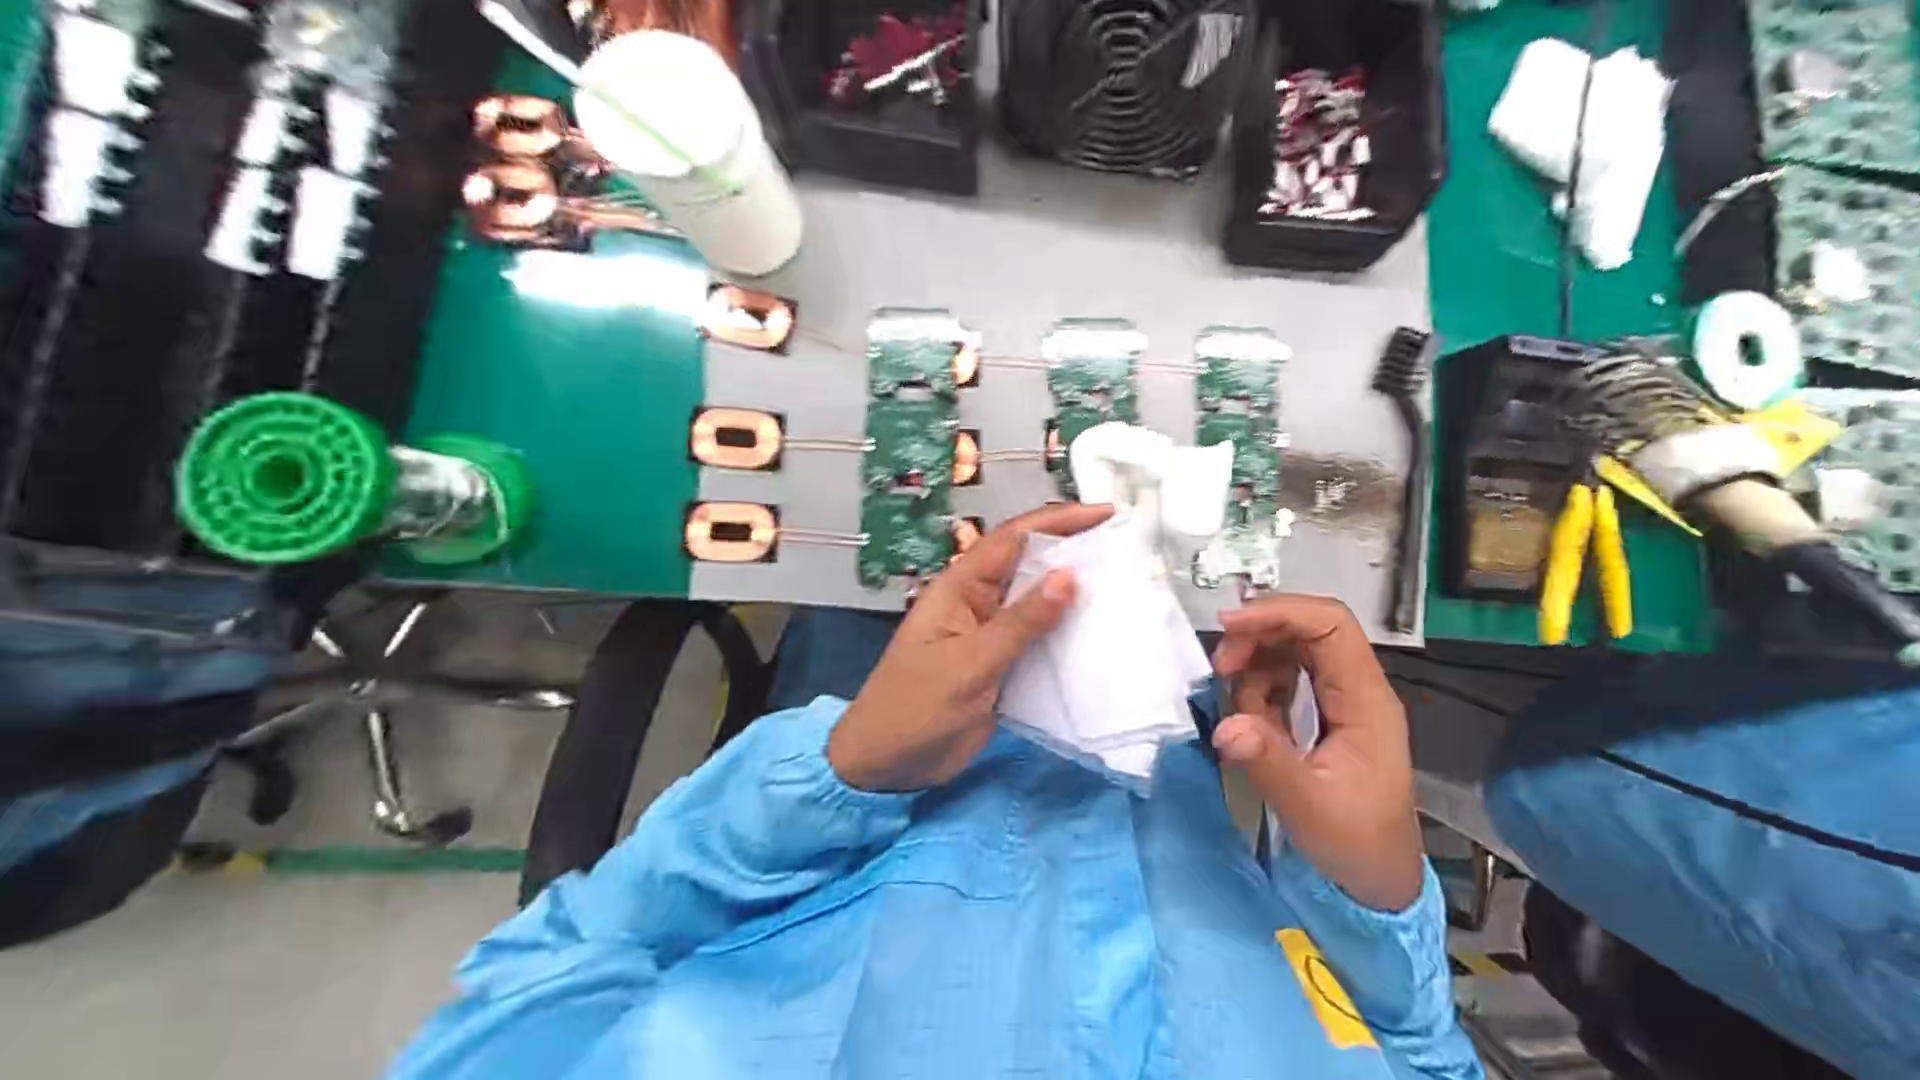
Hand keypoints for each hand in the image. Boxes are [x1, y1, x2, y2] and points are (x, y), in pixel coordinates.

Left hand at [828, 502, 1114, 791]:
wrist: (887, 764)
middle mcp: (979, 603)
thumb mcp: (970, 664)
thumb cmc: (916, 707)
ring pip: (1039, 603)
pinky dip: (1068, 634)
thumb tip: (1070, 576)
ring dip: (1076, 594)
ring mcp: (991, 635)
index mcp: (961, 588)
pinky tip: (1102, 635)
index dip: (1059, 520)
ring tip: (1127, 585)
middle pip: (1030, 565)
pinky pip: (1040, 641)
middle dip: (1073, 551)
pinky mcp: (1002, 666)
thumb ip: (1021, 622)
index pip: (1013, 539)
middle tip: (1127, 547)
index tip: (1106, 512)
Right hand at [1211, 595, 1423, 911]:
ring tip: (1236, 702)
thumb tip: (1226, 727)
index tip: (1231, 625)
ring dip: (1254, 663)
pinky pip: (1283, 676)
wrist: (1375, 877)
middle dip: (1258, 635)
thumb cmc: (1354, 841)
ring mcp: (1338, 699)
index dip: (1280, 612)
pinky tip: (1250, 716)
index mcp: (1365, 701)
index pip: (1330, 625)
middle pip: (1307, 628)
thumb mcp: (1308, 806)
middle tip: (1222, 666)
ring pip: (1291, 648)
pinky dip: (1257, 685)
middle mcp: (1354, 689)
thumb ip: (1268, 762)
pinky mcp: (1320, 711)